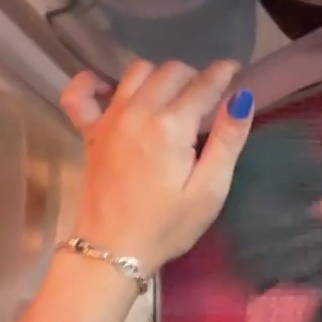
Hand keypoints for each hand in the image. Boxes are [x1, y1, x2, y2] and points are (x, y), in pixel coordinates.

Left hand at [59, 60, 252, 272]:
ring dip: (158, 76)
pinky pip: (80, 92)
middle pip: (170, 71)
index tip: (235, 70)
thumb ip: (228, 140)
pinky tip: (110, 90)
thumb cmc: (168, 225)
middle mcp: (138, 112)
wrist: (112, 251)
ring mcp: (108, 119)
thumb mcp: (210, 190)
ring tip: (172, 97)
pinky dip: (93, 82)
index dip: (223, 73)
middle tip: (208, 96)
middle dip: (194, 76)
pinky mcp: (89, 132)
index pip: (203, 85)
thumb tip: (242, 98)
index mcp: (171, 127)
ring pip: (136, 72)